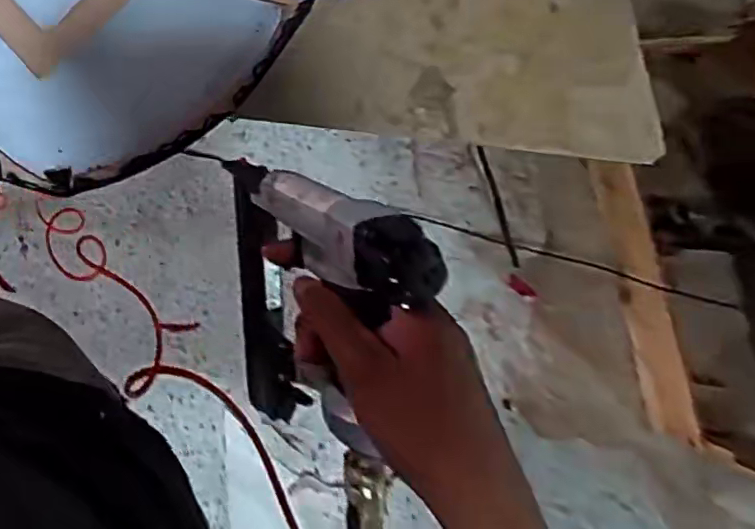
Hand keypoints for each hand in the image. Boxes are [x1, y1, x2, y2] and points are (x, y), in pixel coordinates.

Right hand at [266, 242, 543, 528]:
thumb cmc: (420, 428)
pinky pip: (383, 353)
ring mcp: (433, 350)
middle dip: (322, 322)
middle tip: (309, 356)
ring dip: (337, 349)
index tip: (275, 254)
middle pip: (357, 300)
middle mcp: (427, 321)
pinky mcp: (434, 377)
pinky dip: (358, 365)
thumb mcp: (362, 368)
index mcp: (415, 308)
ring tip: (327, 381)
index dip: (312, 257)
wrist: (478, 500)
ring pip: (366, 329)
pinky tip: (349, 391)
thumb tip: (305, 281)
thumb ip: (329, 317)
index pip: (355, 265)